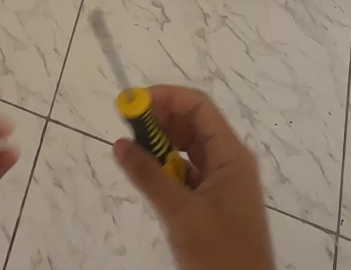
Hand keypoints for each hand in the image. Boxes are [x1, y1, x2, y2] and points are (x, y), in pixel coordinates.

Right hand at [110, 85, 274, 269]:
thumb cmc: (220, 253)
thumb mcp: (181, 212)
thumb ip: (149, 175)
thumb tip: (119, 143)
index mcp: (231, 155)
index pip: (198, 107)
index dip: (166, 97)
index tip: (133, 102)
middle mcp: (229, 162)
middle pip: (192, 124)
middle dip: (159, 119)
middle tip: (127, 125)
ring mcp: (223, 183)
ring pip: (188, 148)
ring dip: (161, 144)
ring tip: (133, 150)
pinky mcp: (214, 204)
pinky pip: (187, 173)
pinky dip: (166, 169)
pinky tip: (147, 176)